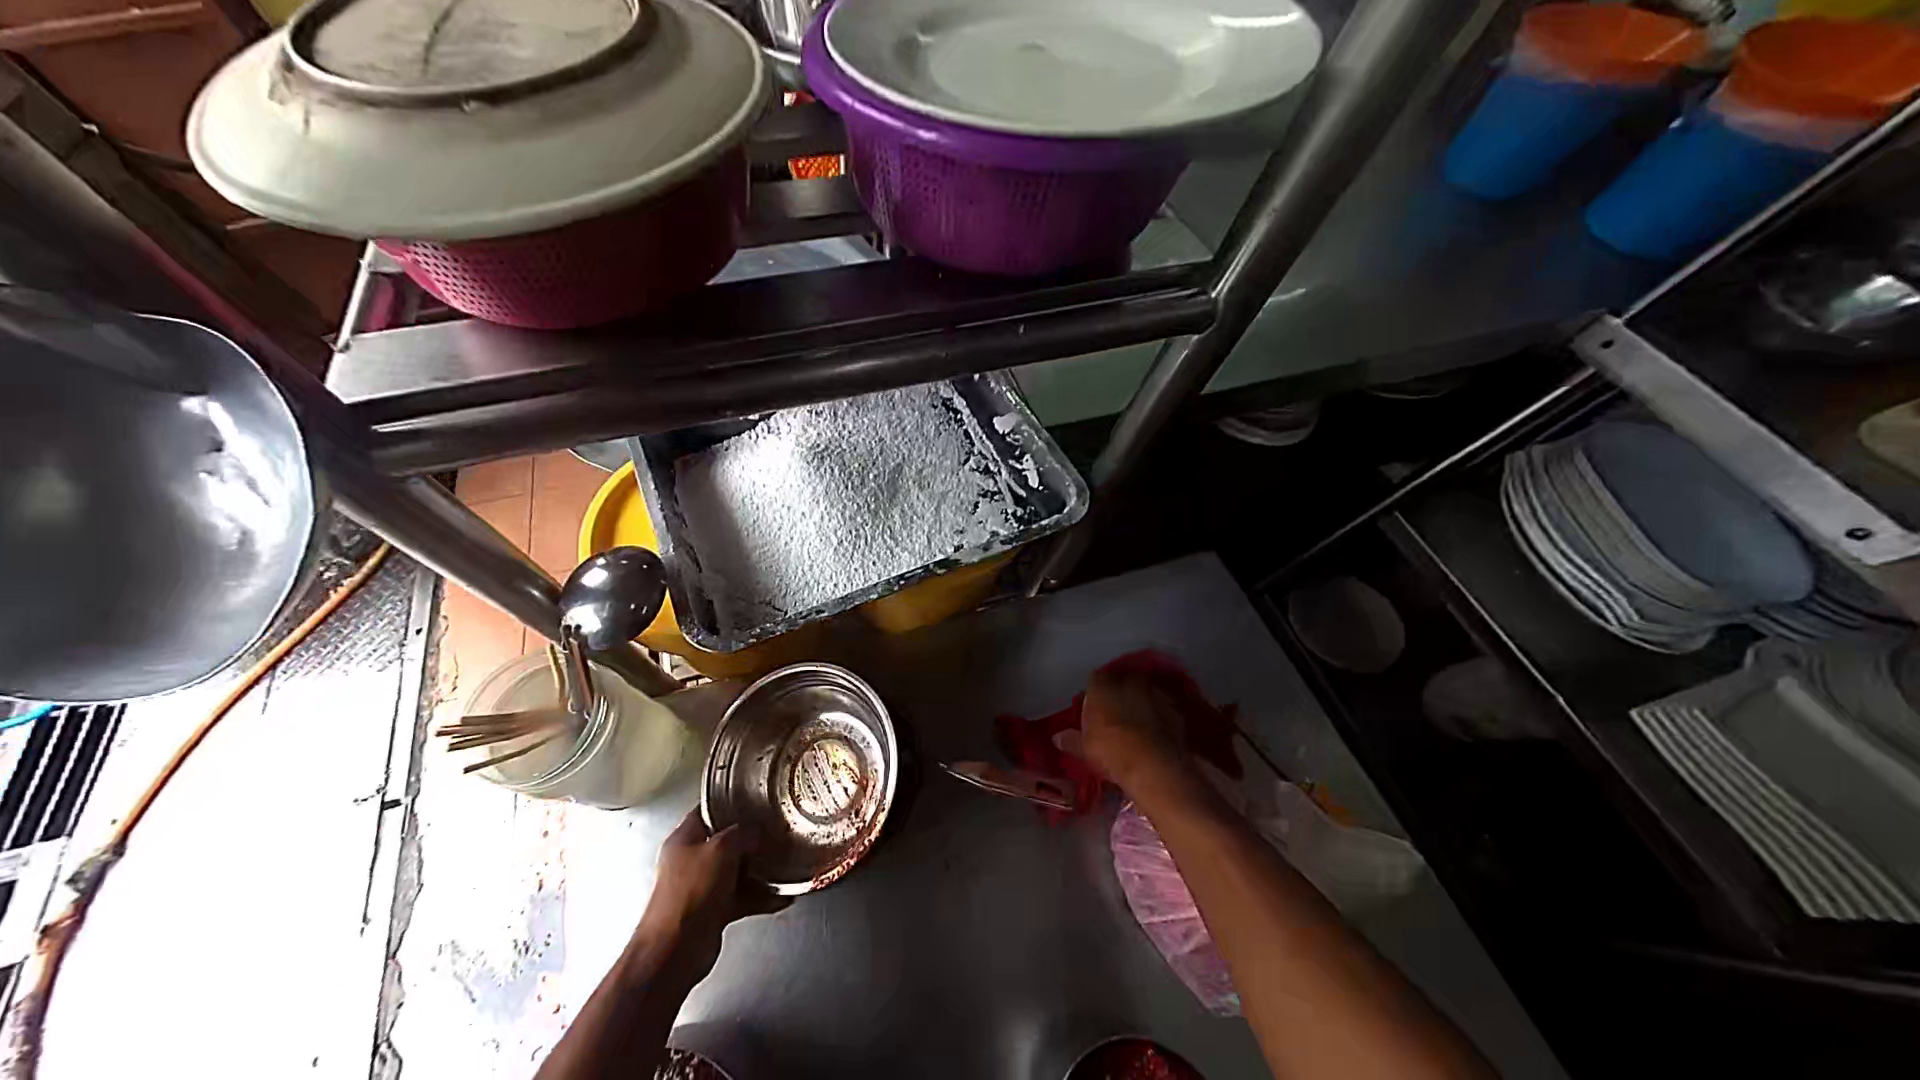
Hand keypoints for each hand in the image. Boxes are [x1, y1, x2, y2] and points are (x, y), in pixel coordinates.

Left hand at [639, 810, 788, 972]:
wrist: (676, 950)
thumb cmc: (690, 893)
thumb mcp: (722, 849)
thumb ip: (743, 833)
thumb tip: (758, 831)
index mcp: (684, 839)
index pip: (708, 810)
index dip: (730, 802)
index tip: (754, 798)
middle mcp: (691, 861)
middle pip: (726, 841)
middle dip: (752, 838)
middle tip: (776, 830)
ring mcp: (702, 887)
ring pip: (737, 870)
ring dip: (760, 869)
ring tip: (785, 861)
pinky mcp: (714, 911)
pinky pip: (743, 897)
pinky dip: (762, 897)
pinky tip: (782, 896)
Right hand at [1080, 667, 1195, 798]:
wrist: (1155, 767)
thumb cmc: (1112, 753)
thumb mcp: (1086, 749)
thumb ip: (1072, 740)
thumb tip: (1057, 737)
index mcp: (1102, 687)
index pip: (1095, 680)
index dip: (1094, 691)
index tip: (1093, 705)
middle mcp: (1129, 682)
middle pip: (1121, 680)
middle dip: (1119, 691)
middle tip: (1116, 710)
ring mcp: (1154, 692)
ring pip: (1144, 690)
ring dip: (1142, 700)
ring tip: (1139, 719)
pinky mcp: (1175, 707)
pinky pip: (1164, 704)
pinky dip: (1160, 712)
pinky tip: (1158, 728)